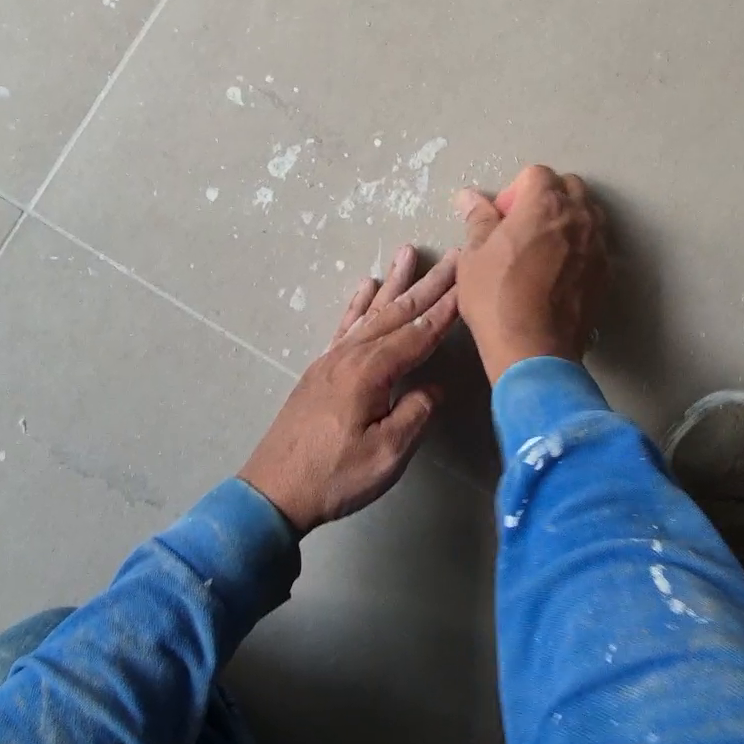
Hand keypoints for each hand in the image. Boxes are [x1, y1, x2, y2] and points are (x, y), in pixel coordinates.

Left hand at [238, 246, 458, 534]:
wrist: (272, 491)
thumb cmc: (334, 476)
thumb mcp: (387, 454)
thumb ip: (416, 413)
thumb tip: (434, 387)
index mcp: (370, 372)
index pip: (418, 333)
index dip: (447, 309)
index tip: (470, 281)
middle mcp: (350, 356)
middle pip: (396, 312)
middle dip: (428, 284)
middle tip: (452, 254)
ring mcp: (332, 360)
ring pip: (371, 312)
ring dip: (394, 283)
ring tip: (407, 253)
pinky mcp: (321, 370)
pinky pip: (345, 325)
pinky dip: (358, 303)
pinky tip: (365, 288)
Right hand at [452, 165, 608, 383]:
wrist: (534, 347)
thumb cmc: (496, 298)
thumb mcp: (474, 256)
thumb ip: (478, 220)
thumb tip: (470, 198)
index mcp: (545, 204)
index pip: (536, 173)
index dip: (516, 191)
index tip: (503, 218)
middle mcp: (579, 216)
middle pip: (569, 187)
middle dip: (547, 198)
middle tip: (523, 228)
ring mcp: (598, 245)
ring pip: (589, 213)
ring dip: (568, 219)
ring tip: (544, 248)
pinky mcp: (606, 272)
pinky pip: (596, 244)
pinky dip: (580, 246)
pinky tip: (560, 271)